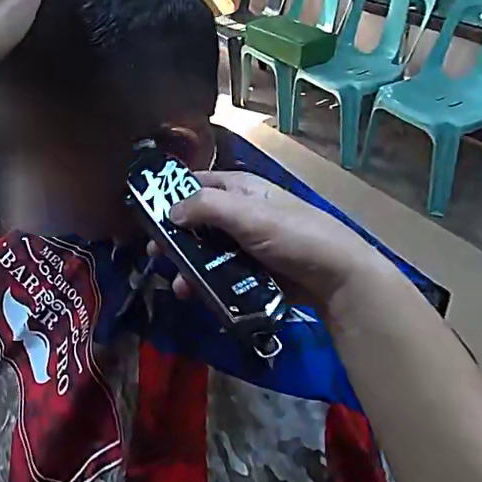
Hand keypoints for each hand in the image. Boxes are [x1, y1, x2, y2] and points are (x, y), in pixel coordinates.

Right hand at [167, 171, 400, 310]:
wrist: (337, 276)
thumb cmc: (292, 235)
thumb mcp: (248, 216)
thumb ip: (206, 208)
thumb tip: (169, 211)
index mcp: (239, 189)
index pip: (196, 185)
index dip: (170, 196)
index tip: (145, 217)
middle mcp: (241, 212)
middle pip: (197, 222)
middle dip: (176, 239)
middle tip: (155, 256)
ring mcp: (248, 243)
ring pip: (208, 252)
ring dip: (190, 267)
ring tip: (179, 287)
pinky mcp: (254, 270)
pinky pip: (223, 274)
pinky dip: (209, 284)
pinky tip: (198, 297)